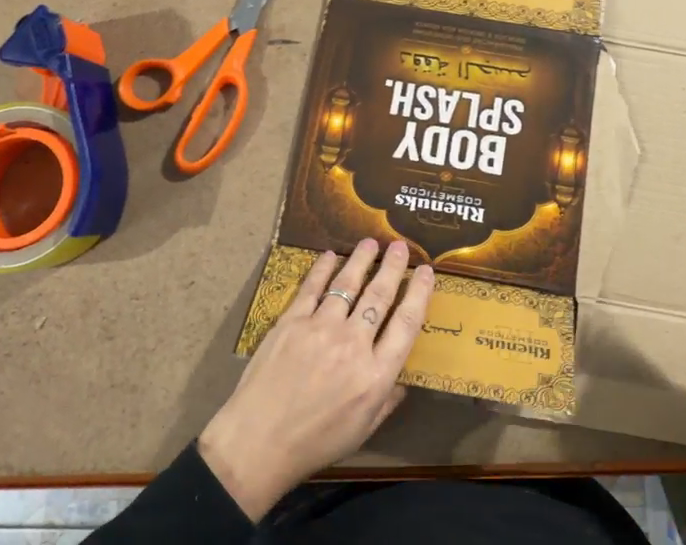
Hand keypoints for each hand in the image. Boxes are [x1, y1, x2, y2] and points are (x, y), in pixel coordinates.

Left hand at [200, 239, 434, 520]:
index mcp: (376, 374)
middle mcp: (353, 344)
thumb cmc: (315, 443)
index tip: (426, 272)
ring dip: (362, 260)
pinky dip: (323, 268)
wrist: (258, 443)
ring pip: (347, 284)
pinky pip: (312, 288)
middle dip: (393, 267)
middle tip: (401, 246)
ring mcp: (321, 329)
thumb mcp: (363, 430)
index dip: (419, 293)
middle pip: (379, 295)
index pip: (407, 323)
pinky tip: (330, 255)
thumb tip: (403, 380)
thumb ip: (387, 401)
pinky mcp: (291, 322)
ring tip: (372, 243)